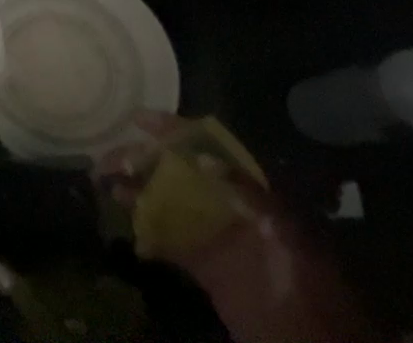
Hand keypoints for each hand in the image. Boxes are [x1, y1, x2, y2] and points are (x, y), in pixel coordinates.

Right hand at [97, 113, 383, 342]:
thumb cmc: (309, 292)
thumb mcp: (286, 236)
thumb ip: (249, 195)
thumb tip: (201, 157)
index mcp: (256, 194)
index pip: (210, 148)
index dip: (174, 130)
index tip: (137, 119)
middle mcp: (233, 208)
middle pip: (181, 172)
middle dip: (144, 160)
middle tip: (107, 159)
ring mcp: (218, 238)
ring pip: (169, 202)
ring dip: (137, 190)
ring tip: (103, 182)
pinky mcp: (207, 268)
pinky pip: (170, 240)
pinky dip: (145, 229)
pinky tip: (122, 222)